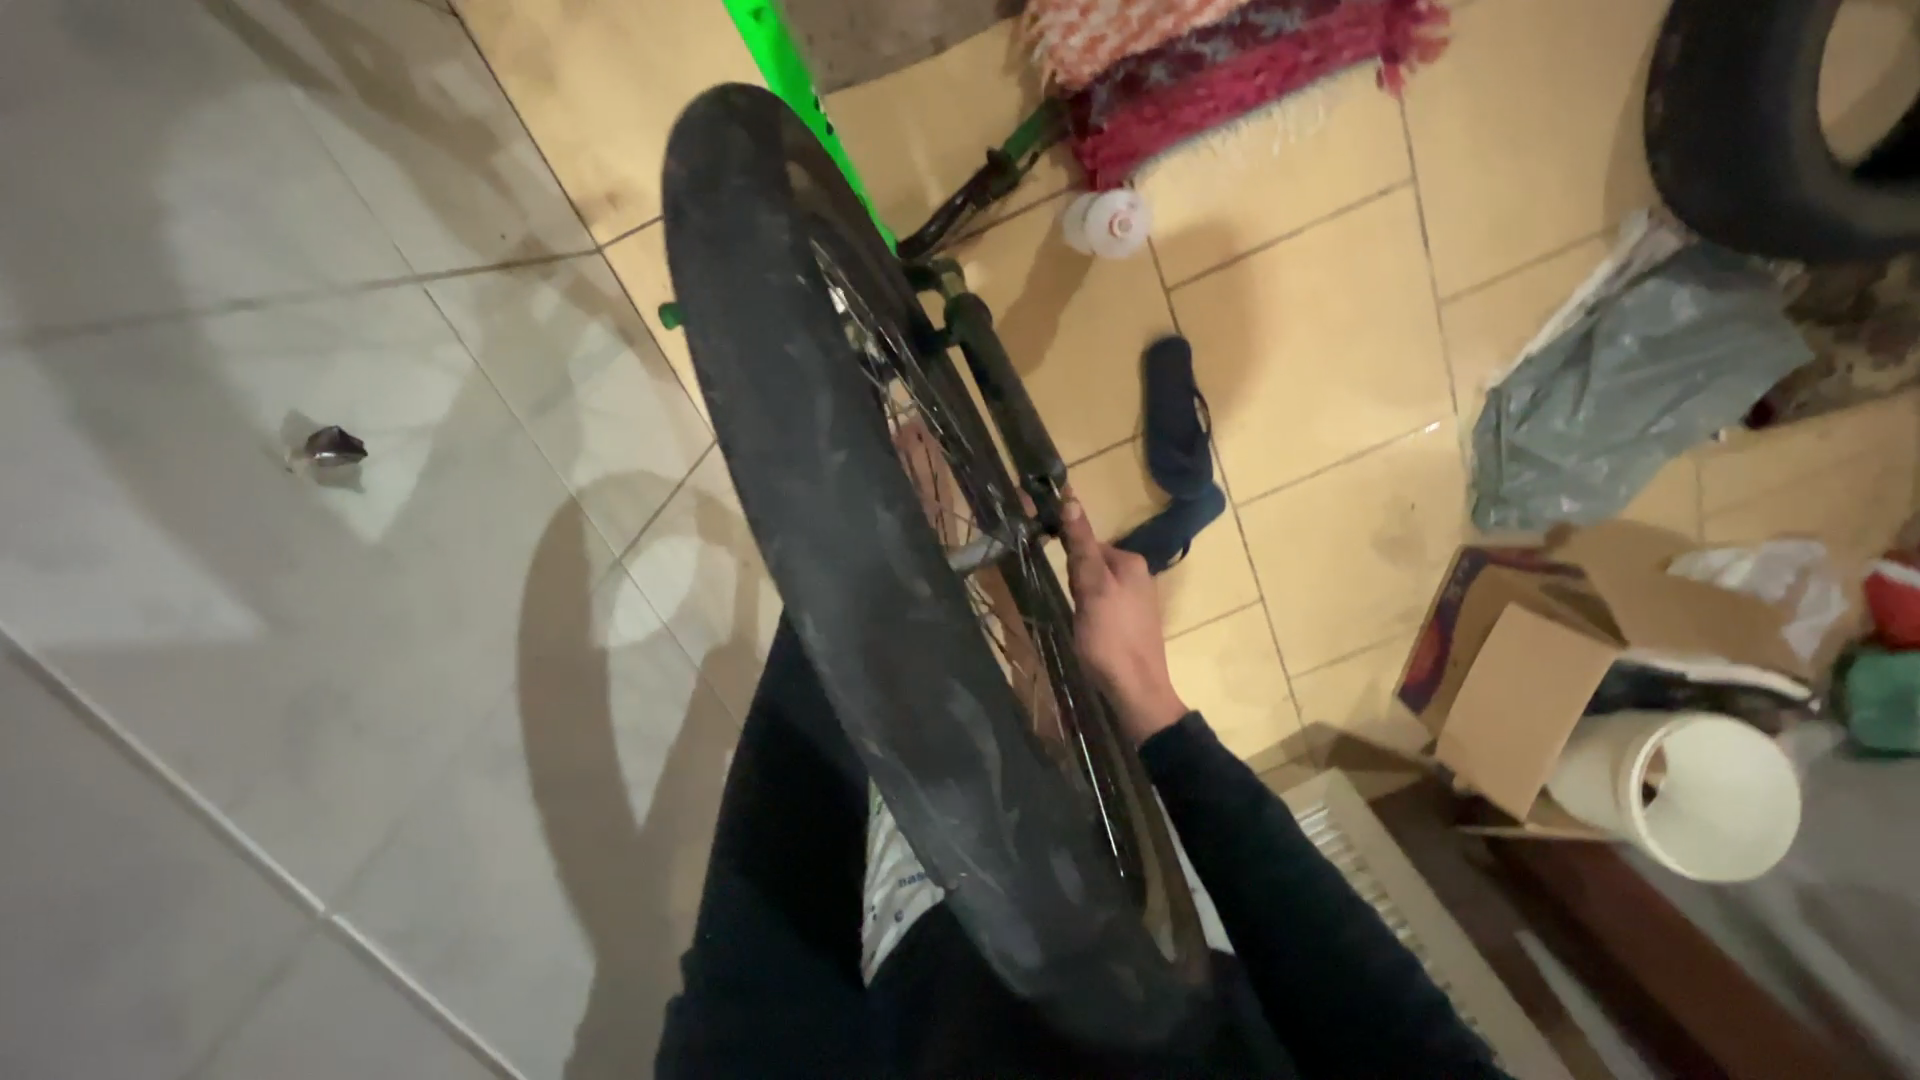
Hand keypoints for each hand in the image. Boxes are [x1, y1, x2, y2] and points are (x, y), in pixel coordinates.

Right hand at [1059, 498, 1188, 744]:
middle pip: (1093, 566)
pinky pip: (1106, 607)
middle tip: (1076, 609)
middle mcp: (1140, 575)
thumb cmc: (1109, 638)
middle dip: (1077, 584)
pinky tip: (1092, 635)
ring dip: (1083, 602)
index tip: (1068, 587)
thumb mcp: (1091, 588)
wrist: (1136, 689)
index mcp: (1131, 562)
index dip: (1072, 565)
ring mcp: (1139, 601)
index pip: (1088, 545)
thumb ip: (1082, 545)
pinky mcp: (1135, 624)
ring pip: (1097, 588)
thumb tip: (1071, 499)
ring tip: (1083, 625)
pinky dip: (1094, 617)